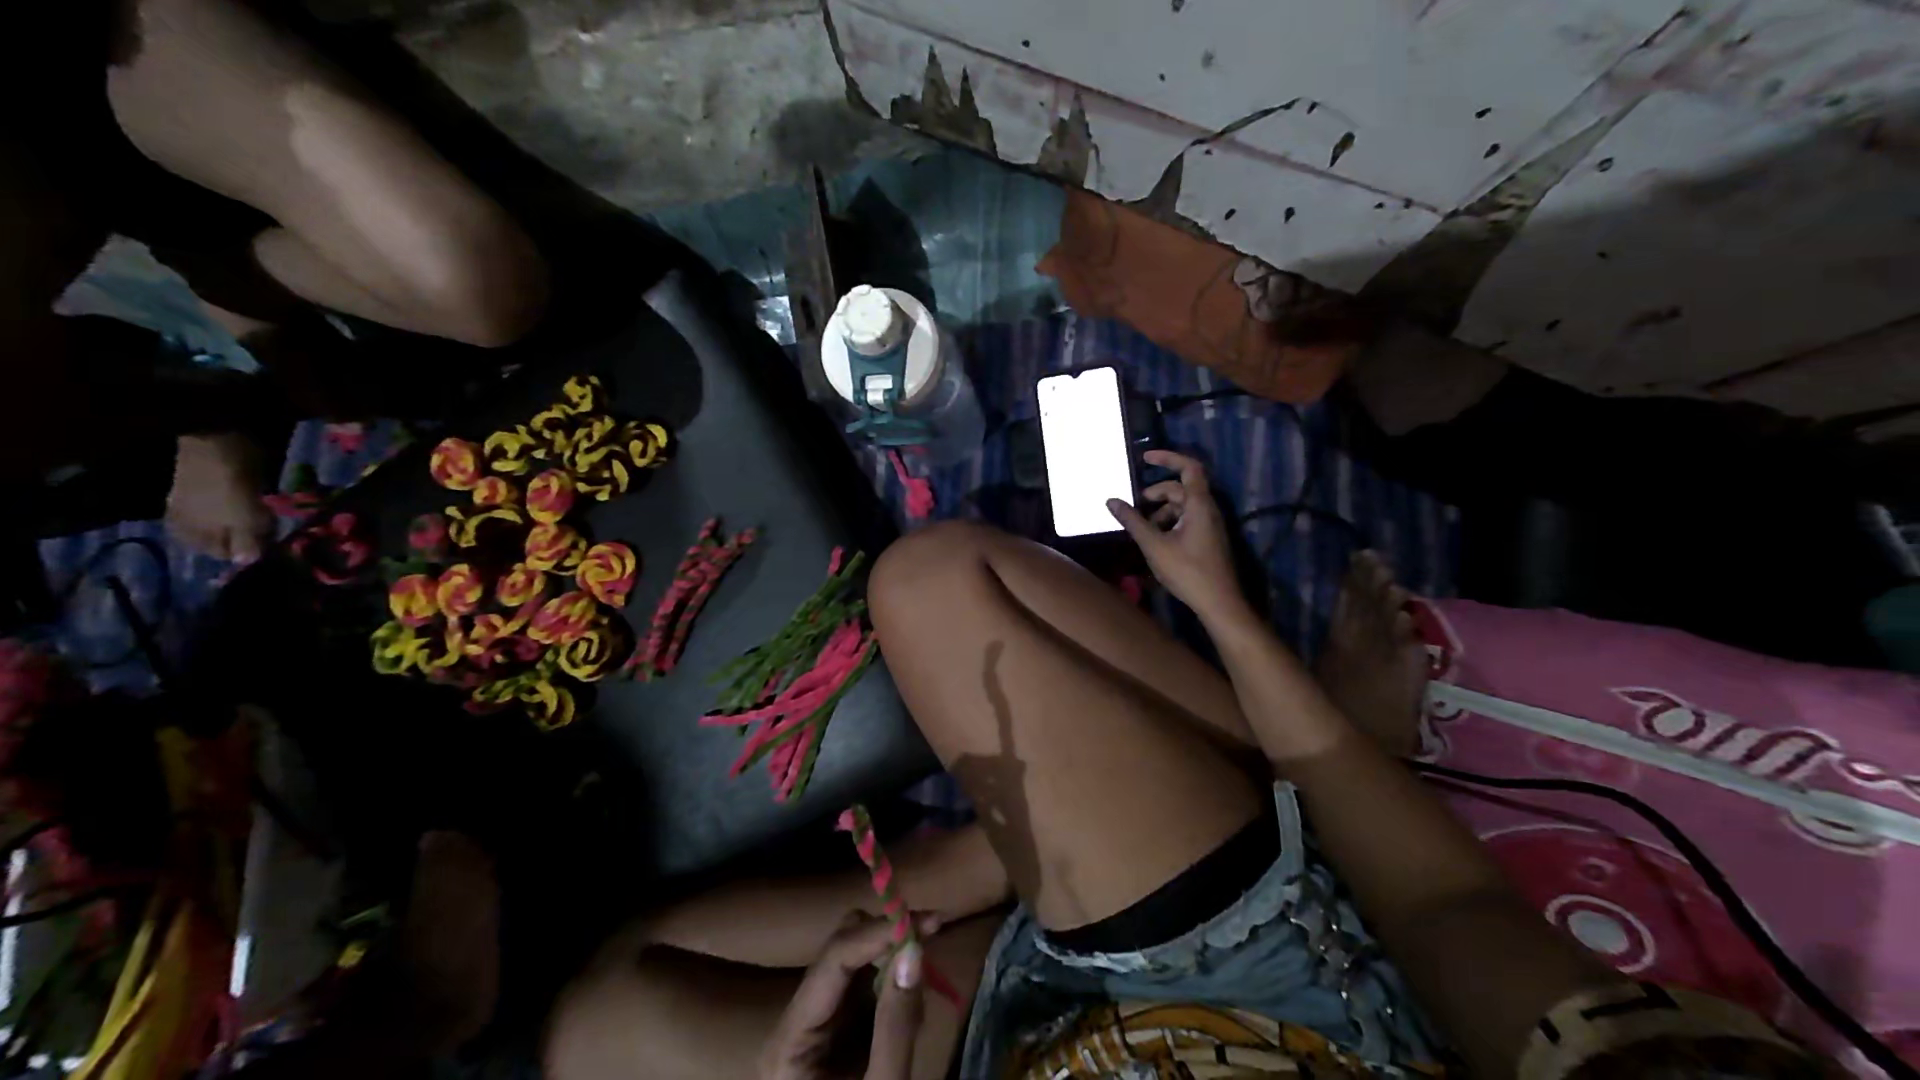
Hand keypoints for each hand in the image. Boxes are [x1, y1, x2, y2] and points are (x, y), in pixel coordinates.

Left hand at [759, 915, 930, 1079]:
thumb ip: (897, 1024)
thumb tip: (914, 950)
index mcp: (790, 1039)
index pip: (832, 960)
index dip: (877, 932)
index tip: (925, 919)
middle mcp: (797, 1018)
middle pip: (839, 950)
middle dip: (886, 937)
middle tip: (934, 930)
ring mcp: (816, 1021)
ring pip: (854, 959)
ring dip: (892, 954)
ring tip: (926, 971)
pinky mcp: (837, 1027)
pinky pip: (865, 982)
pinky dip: (892, 976)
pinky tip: (913, 990)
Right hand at [1108, 450, 1244, 620]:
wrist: (1219, 602)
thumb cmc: (1187, 571)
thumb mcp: (1154, 545)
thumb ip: (1132, 521)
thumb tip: (1111, 501)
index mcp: (1199, 504)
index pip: (1188, 467)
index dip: (1168, 458)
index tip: (1145, 458)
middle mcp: (1208, 509)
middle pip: (1181, 488)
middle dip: (1156, 492)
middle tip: (1135, 505)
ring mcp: (1210, 524)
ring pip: (1183, 506)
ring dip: (1161, 510)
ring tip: (1143, 528)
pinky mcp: (1208, 538)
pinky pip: (1187, 519)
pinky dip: (1169, 522)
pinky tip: (1156, 540)